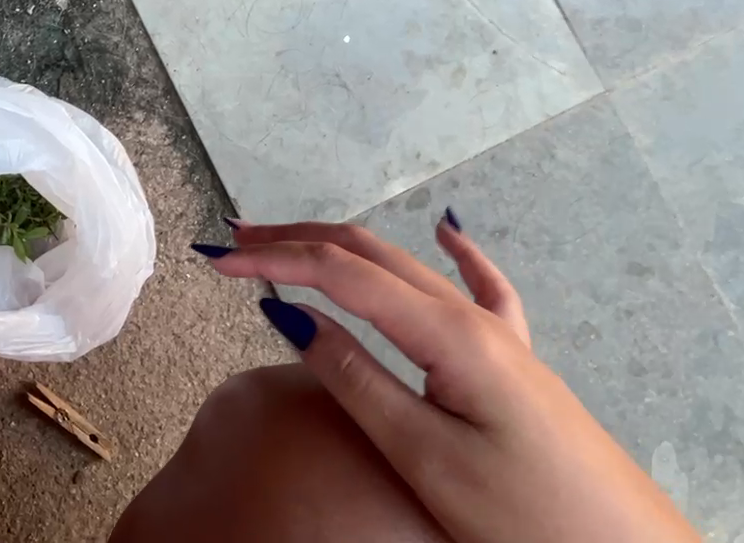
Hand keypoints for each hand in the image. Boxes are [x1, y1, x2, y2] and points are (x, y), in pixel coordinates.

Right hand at [204, 218, 700, 542]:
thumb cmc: (528, 520)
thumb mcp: (425, 455)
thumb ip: (353, 374)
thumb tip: (287, 311)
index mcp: (446, 333)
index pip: (337, 274)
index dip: (271, 261)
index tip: (215, 262)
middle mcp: (469, 318)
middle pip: (364, 254)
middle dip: (292, 239)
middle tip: (231, 241)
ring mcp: (498, 336)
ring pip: (401, 266)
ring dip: (336, 246)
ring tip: (284, 239)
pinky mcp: (516, 363)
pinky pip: (480, 290)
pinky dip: (454, 254)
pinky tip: (447, 231)